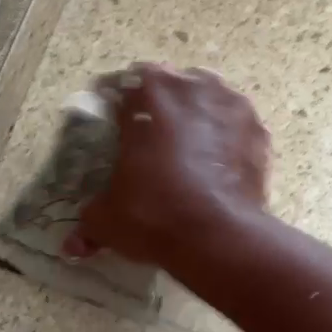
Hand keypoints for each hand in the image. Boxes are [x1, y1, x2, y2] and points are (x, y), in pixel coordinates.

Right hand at [65, 63, 271, 267]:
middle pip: (169, 85)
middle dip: (158, 104)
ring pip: (208, 99)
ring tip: (186, 145)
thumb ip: (90, 224)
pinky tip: (216, 164)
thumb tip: (72, 246)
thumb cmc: (153, 214)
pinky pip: (235, 127)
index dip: (113, 101)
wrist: (217, 235)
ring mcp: (231, 105)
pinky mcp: (258, 132)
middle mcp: (191, 87)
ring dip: (195, 115)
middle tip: (148, 132)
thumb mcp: (108, 220)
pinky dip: (224, 139)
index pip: (122, 85)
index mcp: (147, 94)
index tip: (109, 115)